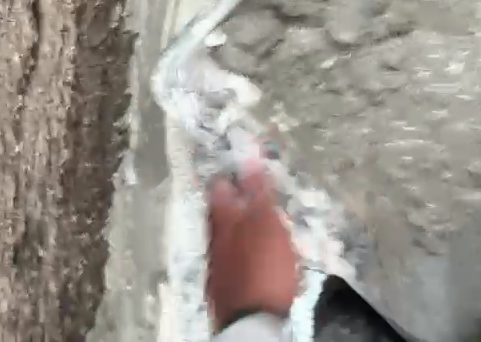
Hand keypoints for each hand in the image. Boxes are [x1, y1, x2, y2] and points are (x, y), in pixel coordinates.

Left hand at [206, 162, 299, 329]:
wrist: (252, 322)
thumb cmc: (264, 266)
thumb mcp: (266, 223)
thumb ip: (257, 192)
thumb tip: (248, 158)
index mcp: (223, 218)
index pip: (219, 185)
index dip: (231, 174)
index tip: (244, 165)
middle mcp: (213, 237)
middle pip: (219, 209)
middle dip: (234, 200)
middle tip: (255, 194)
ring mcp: (216, 262)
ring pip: (224, 232)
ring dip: (239, 224)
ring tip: (259, 222)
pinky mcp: (223, 283)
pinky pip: (229, 254)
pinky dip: (240, 246)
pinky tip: (253, 252)